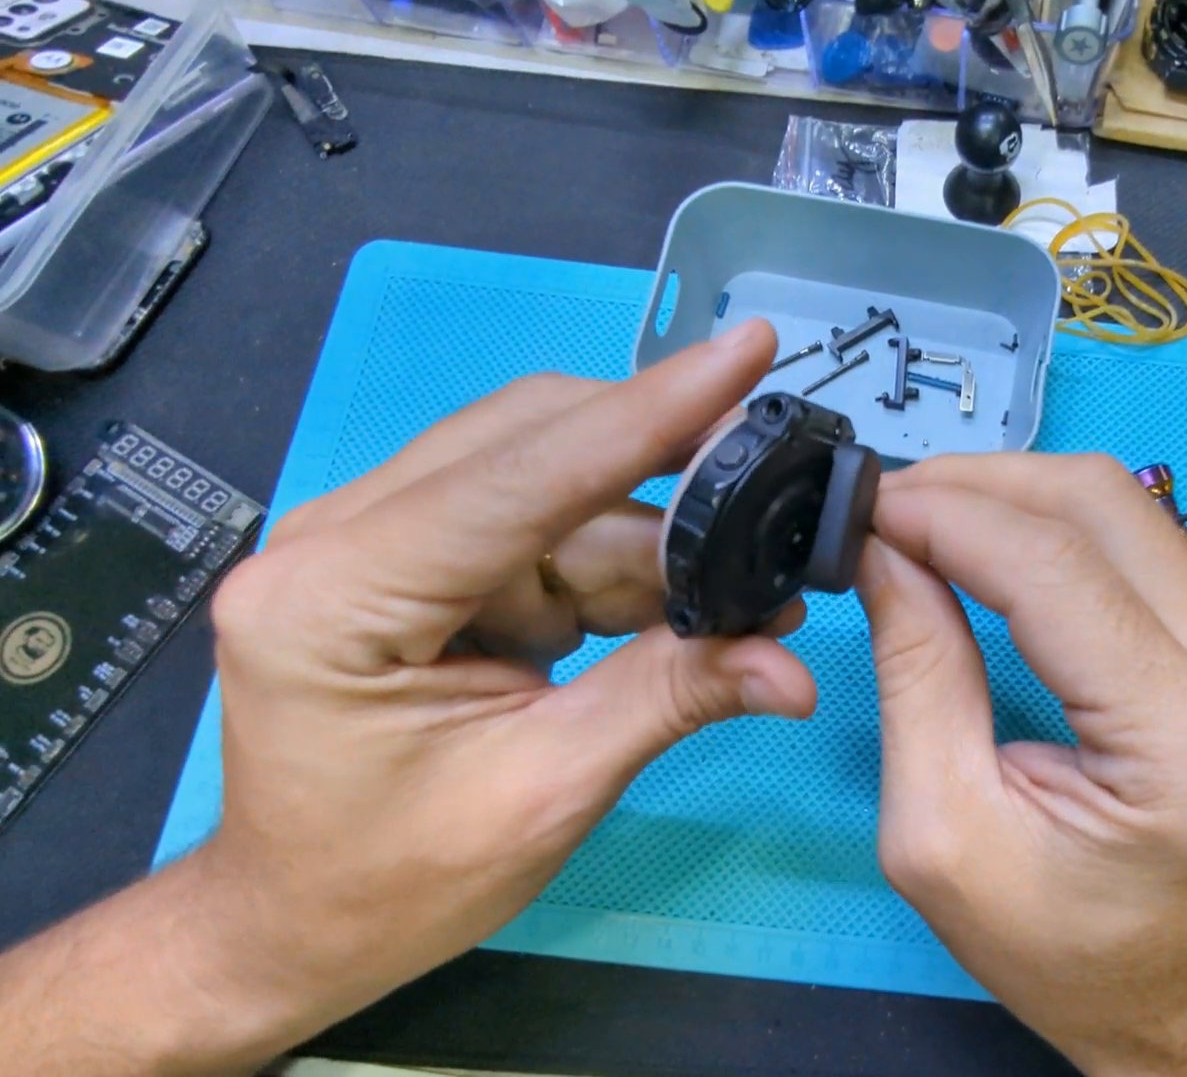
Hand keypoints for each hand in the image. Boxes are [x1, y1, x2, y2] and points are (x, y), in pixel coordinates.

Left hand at [192, 319, 816, 1057]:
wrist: (306, 922)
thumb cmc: (397, 878)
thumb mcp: (549, 790)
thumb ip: (673, 699)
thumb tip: (797, 671)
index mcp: (342, 594)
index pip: (528, 475)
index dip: (652, 411)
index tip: (749, 348)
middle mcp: (354, 535)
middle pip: (547, 442)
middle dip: (673, 464)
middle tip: (777, 480)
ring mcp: (396, 538)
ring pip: (569, 485)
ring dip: (667, 536)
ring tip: (751, 594)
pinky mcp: (441, 557)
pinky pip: (565, 527)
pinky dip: (639, 562)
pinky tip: (694, 603)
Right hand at [856, 453, 1186, 1074]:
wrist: (1175, 989)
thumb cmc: (1060, 947)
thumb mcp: (942, 833)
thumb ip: (916, 674)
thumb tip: (884, 551)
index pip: (1057, 575)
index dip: (950, 519)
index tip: (867, 507)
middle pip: (1104, 507)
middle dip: (980, 484)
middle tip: (889, 503)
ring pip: (1124, 508)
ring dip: (1014, 492)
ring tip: (928, 514)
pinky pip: (1138, 543)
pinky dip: (1051, 524)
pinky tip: (990, 537)